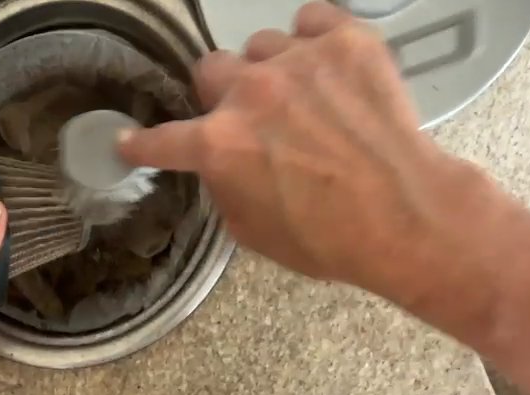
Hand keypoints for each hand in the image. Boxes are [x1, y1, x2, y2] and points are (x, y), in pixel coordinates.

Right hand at [119, 1, 517, 336]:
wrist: (401, 214)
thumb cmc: (325, 238)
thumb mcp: (252, 232)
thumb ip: (223, 188)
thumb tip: (220, 166)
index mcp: (219, 147)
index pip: (163, 140)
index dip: (142, 145)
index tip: (128, 142)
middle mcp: (250, 93)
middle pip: (209, 70)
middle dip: (218, 97)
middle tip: (242, 120)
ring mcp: (299, 59)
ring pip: (260, 46)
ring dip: (266, 71)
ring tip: (295, 99)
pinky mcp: (347, 39)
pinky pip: (311, 19)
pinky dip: (310, 41)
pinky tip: (322, 71)